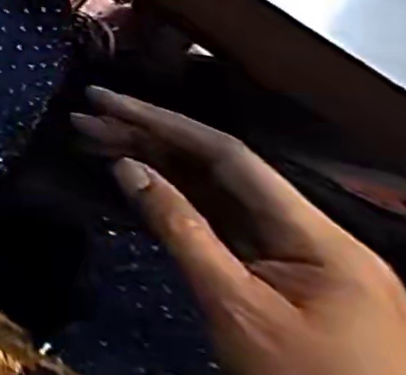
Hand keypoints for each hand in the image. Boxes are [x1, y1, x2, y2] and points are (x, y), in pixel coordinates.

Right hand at [73, 88, 405, 374]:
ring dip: (158, 165)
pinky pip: (228, 223)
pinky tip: (139, 183)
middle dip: (149, 140)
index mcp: (321, 238)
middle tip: (84, 120)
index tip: (102, 100)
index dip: (160, 121)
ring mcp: (309, 261)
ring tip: (95, 143)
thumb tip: (125, 165)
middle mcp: (319, 238)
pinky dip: (179, 199)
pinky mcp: (293, 281)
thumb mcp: (234, 305)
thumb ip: (179, 229)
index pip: (228, 156)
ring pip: (221, 194)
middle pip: (222, 171)